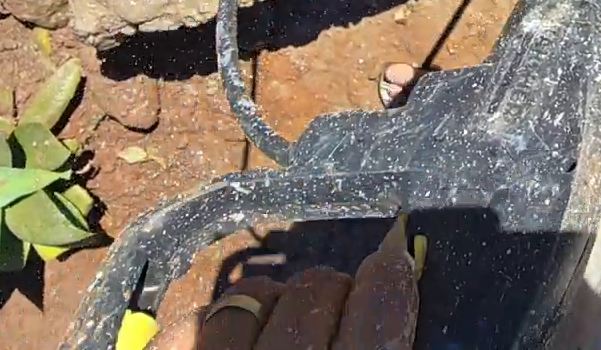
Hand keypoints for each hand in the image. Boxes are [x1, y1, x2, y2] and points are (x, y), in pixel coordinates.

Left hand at [156, 219, 417, 348]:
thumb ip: (381, 334)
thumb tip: (404, 271)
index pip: (379, 309)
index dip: (391, 276)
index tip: (394, 258)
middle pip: (317, 291)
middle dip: (328, 292)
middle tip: (331, 313)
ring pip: (257, 295)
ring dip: (271, 306)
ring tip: (275, 332)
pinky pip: (197, 317)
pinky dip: (217, 323)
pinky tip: (229, 345)